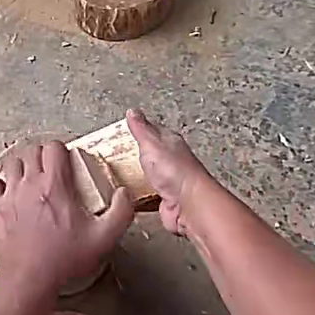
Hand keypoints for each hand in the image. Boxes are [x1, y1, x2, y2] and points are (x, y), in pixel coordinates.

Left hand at [0, 141, 134, 297]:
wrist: (29, 279)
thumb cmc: (63, 260)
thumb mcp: (103, 238)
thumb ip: (121, 212)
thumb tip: (124, 193)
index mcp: (55, 185)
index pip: (54, 148)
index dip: (61, 151)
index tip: (66, 163)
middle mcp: (30, 184)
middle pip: (32, 151)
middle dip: (42, 157)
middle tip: (50, 171)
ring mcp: (11, 195)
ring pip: (12, 163)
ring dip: (22, 167)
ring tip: (31, 179)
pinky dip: (0, 184)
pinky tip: (9, 192)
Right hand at [126, 108, 214, 236]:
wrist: (188, 203)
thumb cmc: (176, 171)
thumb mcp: (151, 143)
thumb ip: (141, 129)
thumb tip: (133, 111)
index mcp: (171, 142)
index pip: (154, 130)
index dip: (141, 128)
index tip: (130, 126)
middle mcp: (172, 160)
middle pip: (154, 152)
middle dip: (141, 151)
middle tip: (125, 150)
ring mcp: (170, 180)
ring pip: (153, 173)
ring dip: (142, 174)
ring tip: (127, 173)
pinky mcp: (166, 199)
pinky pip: (151, 194)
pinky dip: (143, 193)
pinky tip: (135, 195)